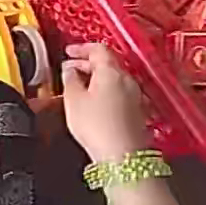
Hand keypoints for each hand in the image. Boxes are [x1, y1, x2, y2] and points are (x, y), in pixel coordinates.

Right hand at [61, 42, 153, 162]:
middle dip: (87, 63)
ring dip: (96, 77)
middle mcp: (127, 79)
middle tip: (70, 68)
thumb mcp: (73, 100)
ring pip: (114, 77)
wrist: (123, 156)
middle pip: (108, 62)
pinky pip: (119, 92)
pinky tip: (94, 102)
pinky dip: (105, 90)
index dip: (81, 48)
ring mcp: (134, 95)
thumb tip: (69, 70)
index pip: (98, 48)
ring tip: (79, 86)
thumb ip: (70, 79)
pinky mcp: (136, 110)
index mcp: (111, 71)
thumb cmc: (98, 127)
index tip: (69, 51)